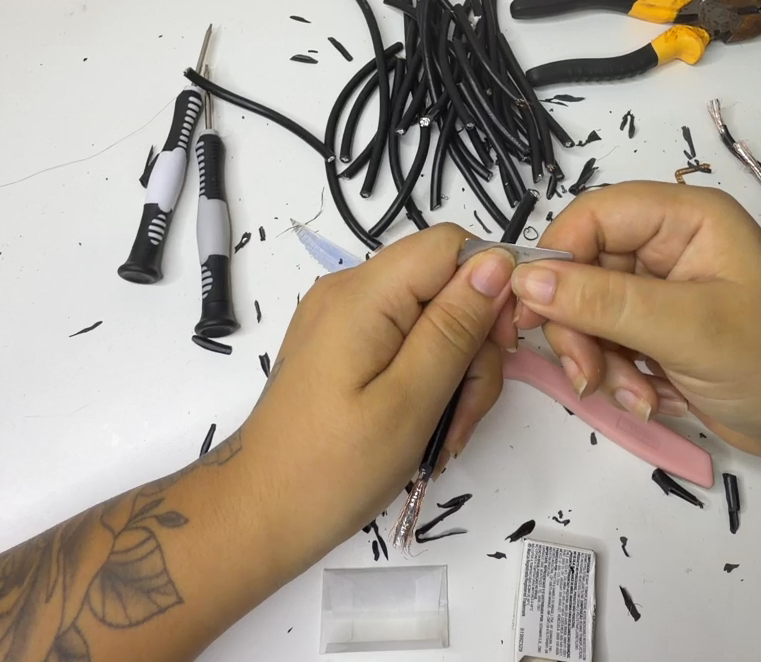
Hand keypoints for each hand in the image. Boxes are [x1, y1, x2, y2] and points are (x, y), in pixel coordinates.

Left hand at [233, 224, 514, 570]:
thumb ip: (454, 326)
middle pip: (445, 285)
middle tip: (464, 413)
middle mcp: (352, 289)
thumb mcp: (408, 401)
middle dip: (472, 345)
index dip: (489, 283)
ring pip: (433, 316)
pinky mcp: (346, 342)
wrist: (258, 515)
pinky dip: (428, 377)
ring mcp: (346, 317)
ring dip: (454, 373)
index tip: (501, 345)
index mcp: (363, 293)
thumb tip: (496, 261)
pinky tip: (425, 425)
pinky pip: (407, 339)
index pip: (449, 244)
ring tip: (443, 433)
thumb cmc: (332, 469)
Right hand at [510, 181, 760, 462]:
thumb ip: (604, 303)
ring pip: (587, 305)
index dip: (558, 256)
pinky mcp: (655, 323)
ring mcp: (659, 284)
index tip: (531, 310)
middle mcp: (666, 241)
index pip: (594, 215)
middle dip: (579, 323)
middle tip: (586, 374)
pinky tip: (646, 395)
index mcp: (684, 216)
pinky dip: (613, 369)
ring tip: (629, 393)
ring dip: (596, 355)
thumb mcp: (688, 330)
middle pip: (583, 265)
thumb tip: (525, 280)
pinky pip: (605, 335)